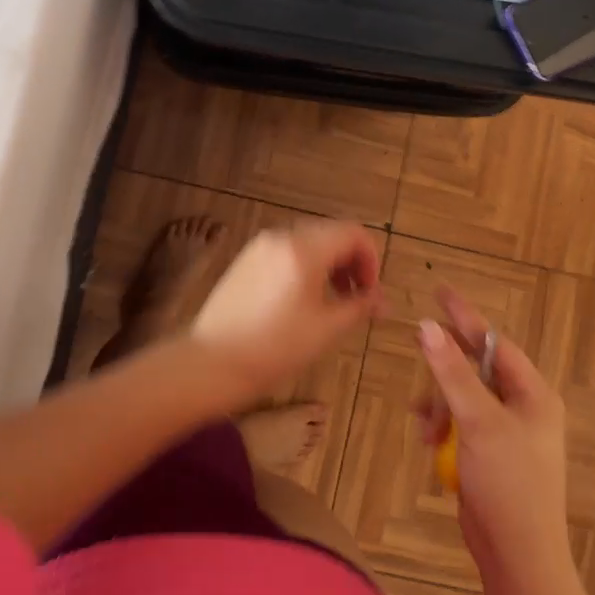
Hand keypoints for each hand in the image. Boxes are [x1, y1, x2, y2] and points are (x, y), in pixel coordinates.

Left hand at [189, 220, 382, 405]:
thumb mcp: (326, 329)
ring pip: (309, 241)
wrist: (212, 362)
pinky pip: (286, 251)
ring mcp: (260, 246)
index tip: (371, 293)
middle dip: (351, 261)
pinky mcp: (246, 259)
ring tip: (331, 302)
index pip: (353, 232)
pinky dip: (305, 266)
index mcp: (304, 248)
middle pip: (331, 233)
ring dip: (329, 264)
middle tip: (356, 299)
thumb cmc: (275, 348)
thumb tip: (382, 300)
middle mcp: (282, 237)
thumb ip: (359, 306)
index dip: (371, 259)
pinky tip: (302, 300)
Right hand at [415, 288, 581, 594]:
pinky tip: (428, 440)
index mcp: (533, 394)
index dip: (465, 318)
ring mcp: (506, 433)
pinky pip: (459, 423)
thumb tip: (426, 326)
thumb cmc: (508, 482)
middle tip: (418, 366)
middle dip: (445, 376)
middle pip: (475, 370)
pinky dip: (442, 427)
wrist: (517, 554)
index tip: (439, 292)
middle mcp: (523, 408)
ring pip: (462, 398)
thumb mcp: (477, 421)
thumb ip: (451, 372)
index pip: (494, 342)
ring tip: (425, 427)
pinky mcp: (488, 454)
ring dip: (439, 406)